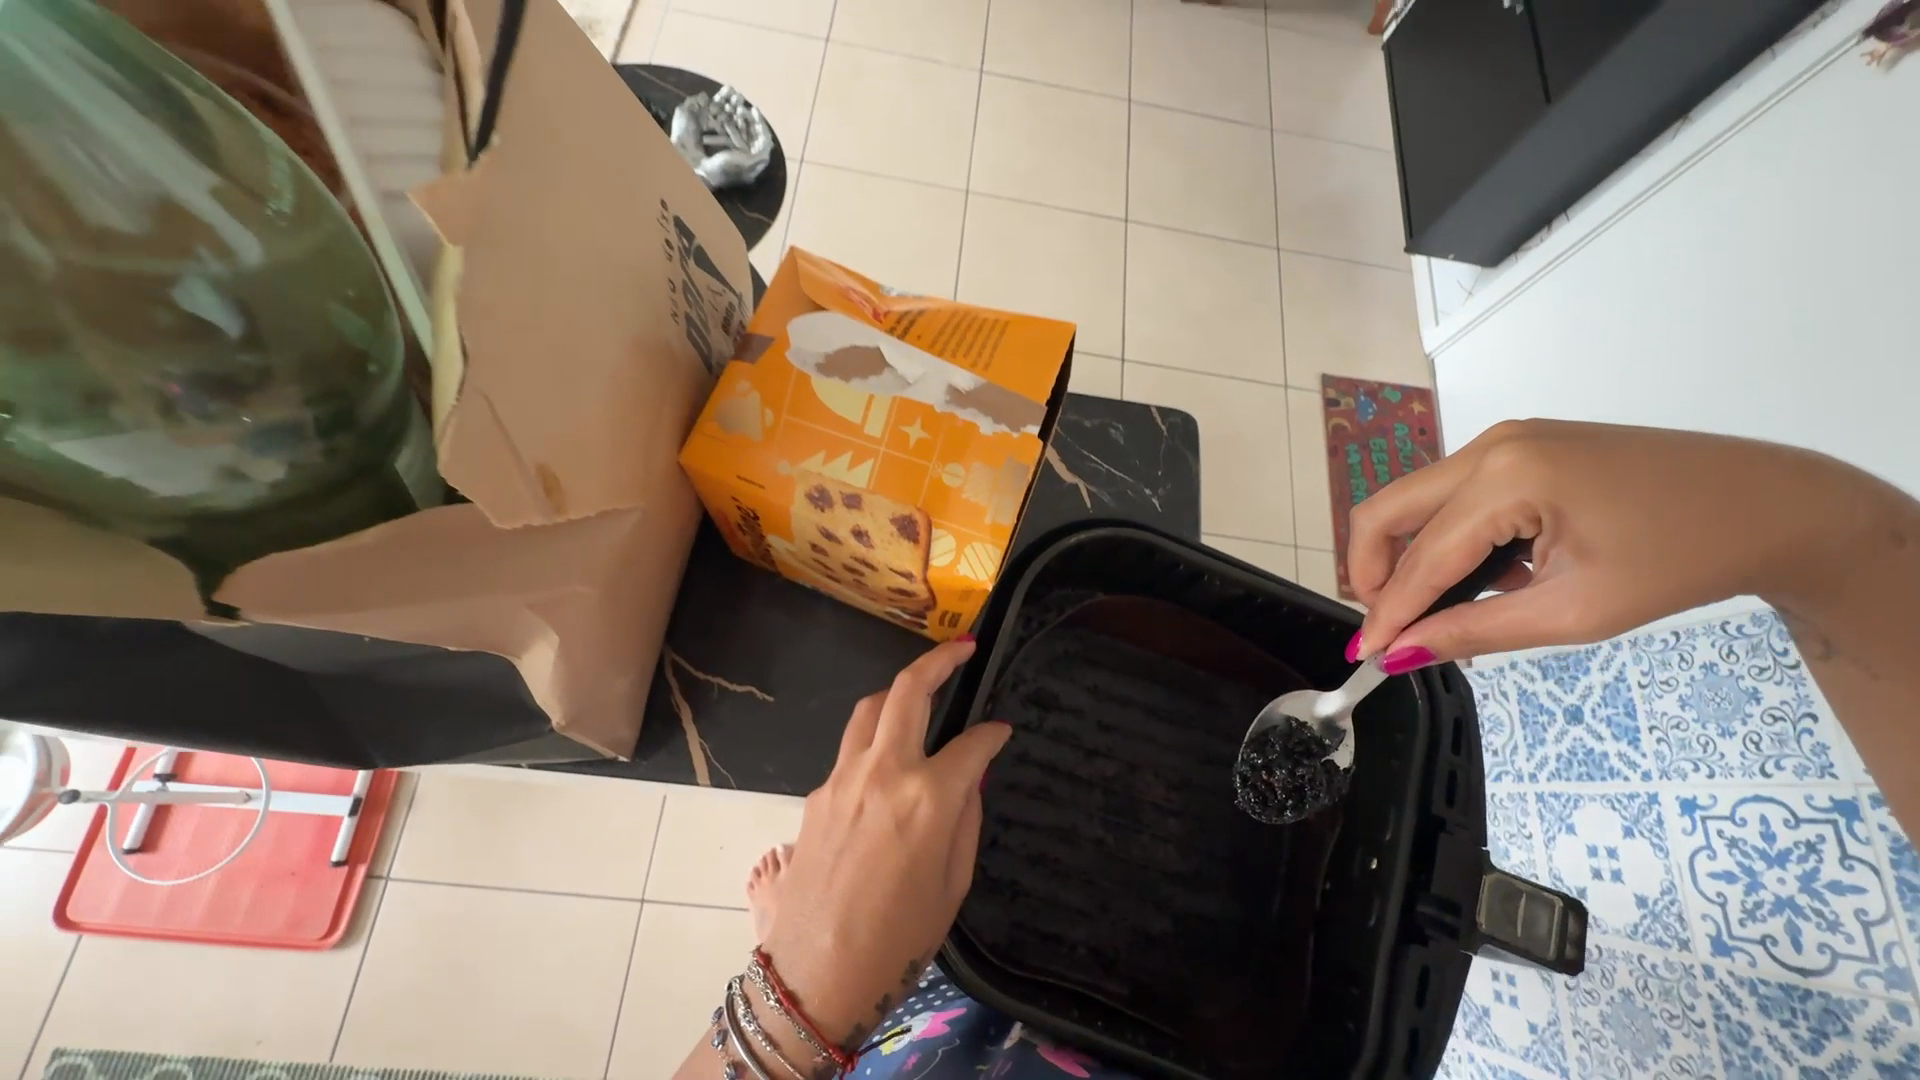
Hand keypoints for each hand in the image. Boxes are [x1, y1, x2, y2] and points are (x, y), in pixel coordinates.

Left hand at [759, 639, 1010, 1050]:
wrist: (815, 976)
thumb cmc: (899, 941)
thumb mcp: (953, 885)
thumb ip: (966, 819)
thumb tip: (970, 778)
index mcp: (927, 797)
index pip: (971, 744)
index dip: (992, 734)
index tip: (1002, 731)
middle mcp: (883, 771)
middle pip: (907, 691)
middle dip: (938, 660)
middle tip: (962, 649)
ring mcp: (842, 777)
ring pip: (869, 710)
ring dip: (897, 692)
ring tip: (921, 693)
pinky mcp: (816, 793)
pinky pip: (850, 750)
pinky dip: (874, 741)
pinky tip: (887, 767)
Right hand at [1346, 419, 1872, 665]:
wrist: (1774, 505)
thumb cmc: (1682, 563)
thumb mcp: (1575, 612)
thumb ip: (1475, 631)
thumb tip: (1399, 655)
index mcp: (1507, 478)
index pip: (1422, 557)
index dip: (1387, 613)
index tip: (1364, 657)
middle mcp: (1489, 446)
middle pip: (1387, 511)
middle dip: (1372, 574)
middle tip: (1385, 625)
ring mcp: (1501, 440)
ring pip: (1412, 501)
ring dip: (1407, 556)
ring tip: (1443, 607)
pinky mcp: (1515, 446)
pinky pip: (1448, 495)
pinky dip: (1443, 538)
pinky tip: (1485, 573)